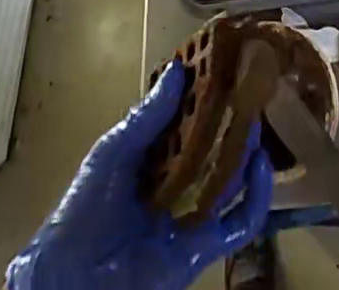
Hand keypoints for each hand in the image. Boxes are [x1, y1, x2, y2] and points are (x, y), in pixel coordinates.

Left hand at [7, 62, 272, 289]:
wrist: (78, 272)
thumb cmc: (88, 203)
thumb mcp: (115, 149)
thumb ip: (148, 116)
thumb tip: (177, 70)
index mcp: (148, 155)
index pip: (181, 121)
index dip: (199, 97)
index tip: (219, 69)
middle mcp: (172, 180)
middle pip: (209, 148)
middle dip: (228, 123)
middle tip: (246, 94)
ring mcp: (189, 213)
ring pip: (228, 181)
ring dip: (245, 153)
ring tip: (257, 119)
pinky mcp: (203, 247)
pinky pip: (237, 224)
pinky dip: (256, 198)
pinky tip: (260, 165)